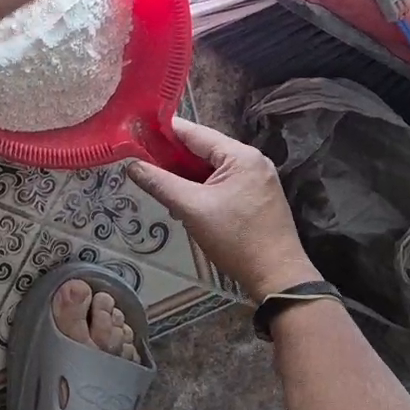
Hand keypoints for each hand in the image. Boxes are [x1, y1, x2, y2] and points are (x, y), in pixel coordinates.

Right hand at [126, 117, 319, 295]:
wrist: (277, 277)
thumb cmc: (235, 239)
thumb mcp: (192, 209)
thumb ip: (160, 183)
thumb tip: (131, 165)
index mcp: (241, 156)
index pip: (195, 133)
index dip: (163, 131)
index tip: (135, 132)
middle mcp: (252, 161)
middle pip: (203, 150)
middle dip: (171, 157)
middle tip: (139, 161)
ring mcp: (256, 179)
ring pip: (210, 168)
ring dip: (184, 176)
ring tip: (155, 183)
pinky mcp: (255, 197)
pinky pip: (221, 183)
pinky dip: (199, 188)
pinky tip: (181, 200)